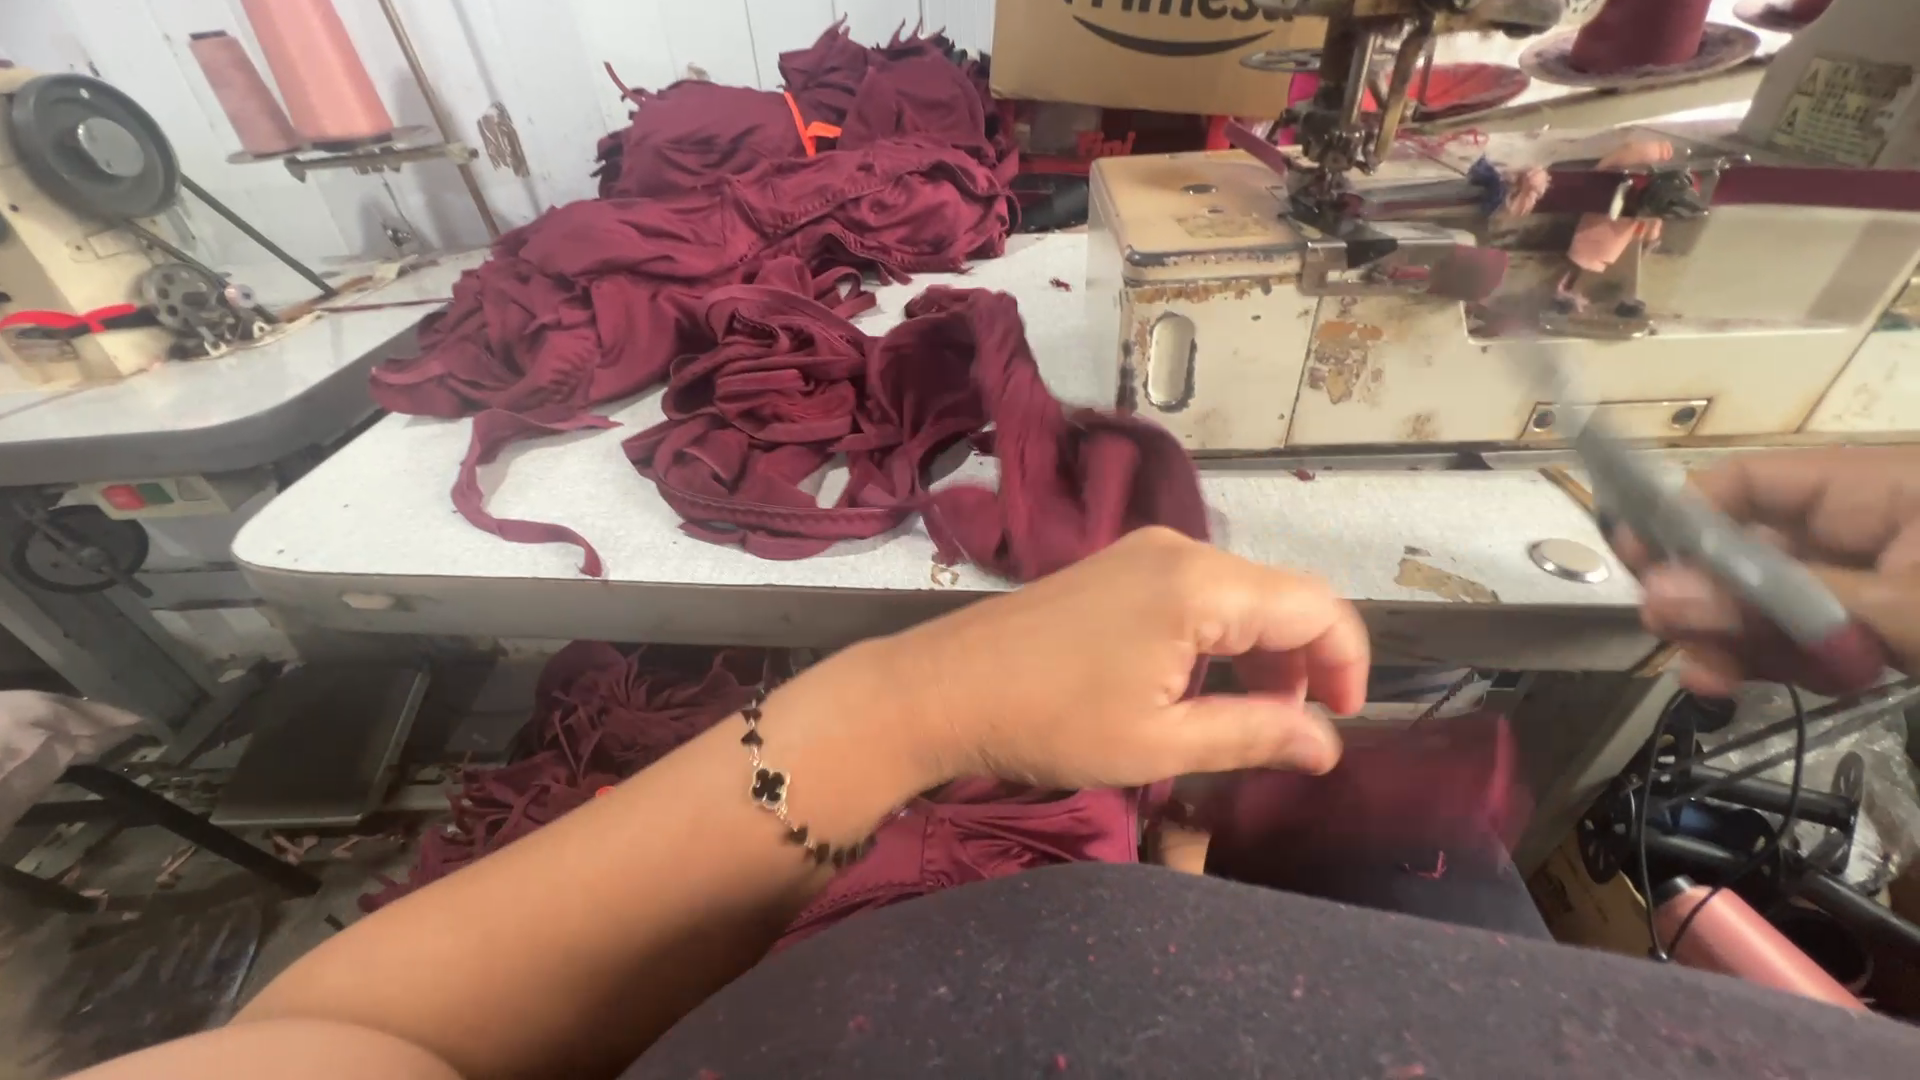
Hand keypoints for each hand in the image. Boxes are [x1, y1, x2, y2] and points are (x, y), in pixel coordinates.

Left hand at [860, 526, 1369, 789]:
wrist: (942, 688)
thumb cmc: (1051, 722)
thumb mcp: (1161, 742)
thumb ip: (1255, 735)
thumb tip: (1329, 744)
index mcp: (1201, 585)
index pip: (1317, 607)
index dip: (1347, 664)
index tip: (1339, 723)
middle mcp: (1178, 549)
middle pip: (1277, 596)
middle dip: (1298, 663)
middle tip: (1284, 732)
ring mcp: (1139, 552)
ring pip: (1236, 595)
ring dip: (1255, 652)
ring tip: (1239, 716)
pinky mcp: (1112, 567)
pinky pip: (1191, 593)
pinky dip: (1213, 637)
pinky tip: (1190, 683)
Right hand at [1613, 447, 1919, 694]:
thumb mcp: (1905, 606)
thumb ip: (1782, 599)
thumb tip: (1658, 596)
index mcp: (1881, 490)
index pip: (1747, 483)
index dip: (1681, 515)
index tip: (1634, 559)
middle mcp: (1857, 530)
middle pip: (1737, 549)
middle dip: (1697, 594)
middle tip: (1666, 626)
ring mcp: (1858, 585)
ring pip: (1752, 603)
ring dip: (1718, 641)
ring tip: (1706, 674)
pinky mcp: (1865, 633)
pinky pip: (1785, 641)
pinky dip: (1756, 665)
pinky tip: (1729, 685)